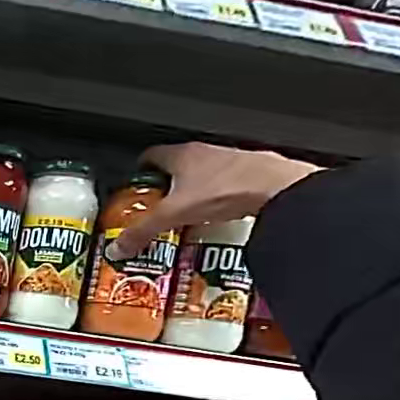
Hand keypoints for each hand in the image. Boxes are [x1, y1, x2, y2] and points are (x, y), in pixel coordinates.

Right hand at [103, 143, 321, 258]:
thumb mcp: (174, 214)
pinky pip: (223, 188)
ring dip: (189, 195)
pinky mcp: (249, 177)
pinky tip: (211, 219)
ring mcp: (230, 163)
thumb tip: (118, 246)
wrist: (281, 189)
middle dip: (163, 189)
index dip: (138, 171)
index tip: (132, 187)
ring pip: (200, 177)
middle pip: (175, 168)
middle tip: (154, 209)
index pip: (150, 156)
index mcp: (182, 154)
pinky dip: (213, 202)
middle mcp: (206, 153)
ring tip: (181, 218)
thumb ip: (143, 230)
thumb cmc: (230, 188)